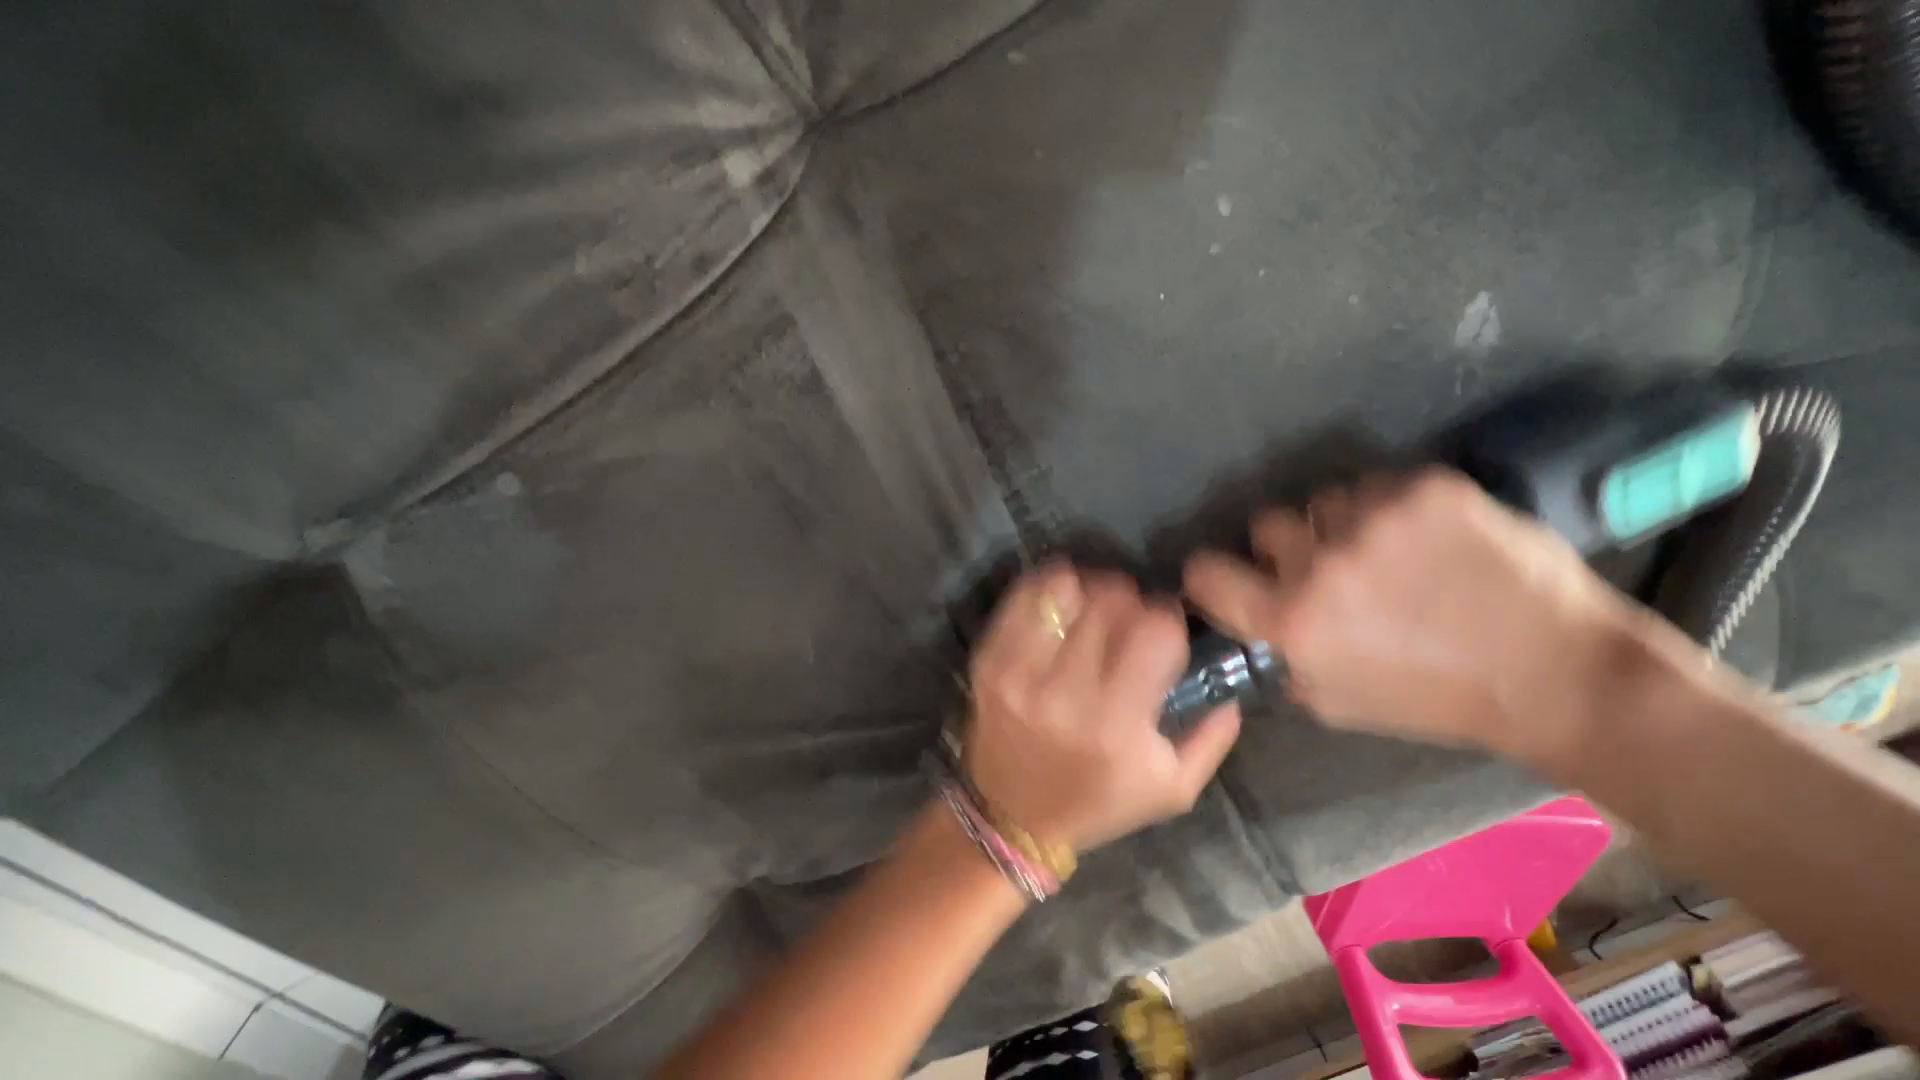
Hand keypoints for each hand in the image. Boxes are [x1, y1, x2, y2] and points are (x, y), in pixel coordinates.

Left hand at [964, 564, 1242, 852]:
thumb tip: (1233, 689)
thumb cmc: (1099, 803)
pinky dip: (1048, 590)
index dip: (1168, 618)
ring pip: (1065, 594)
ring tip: (1097, 603)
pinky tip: (1063, 599)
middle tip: (1132, 612)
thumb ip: (1211, 739)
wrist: (1012, 817)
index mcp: (1117, 725)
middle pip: (1110, 604)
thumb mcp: (1172, 789)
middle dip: (1131, 599)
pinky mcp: (989, 663)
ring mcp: (1020, 675)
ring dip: (1090, 588)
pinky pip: (1022, 601)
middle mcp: (1066, 695)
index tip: (1166, 627)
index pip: (1154, 632)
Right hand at [1182, 469, 1633, 761]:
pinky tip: (1432, 538)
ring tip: (1392, 552)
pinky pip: (1381, 484)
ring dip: (1344, 524)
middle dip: (1289, 547)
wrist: (1552, 674)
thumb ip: (1284, 661)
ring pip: (1326, 500)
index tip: (1227, 577)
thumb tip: (1258, 628)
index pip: (1208, 574)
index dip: (1211, 575)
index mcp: (1293, 622)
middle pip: (1267, 524)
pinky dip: (1395, 508)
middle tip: (1330, 569)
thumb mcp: (1337, 703)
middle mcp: (1322, 564)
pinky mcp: (1426, 491)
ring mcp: (1375, 520)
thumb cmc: (1436, 701)